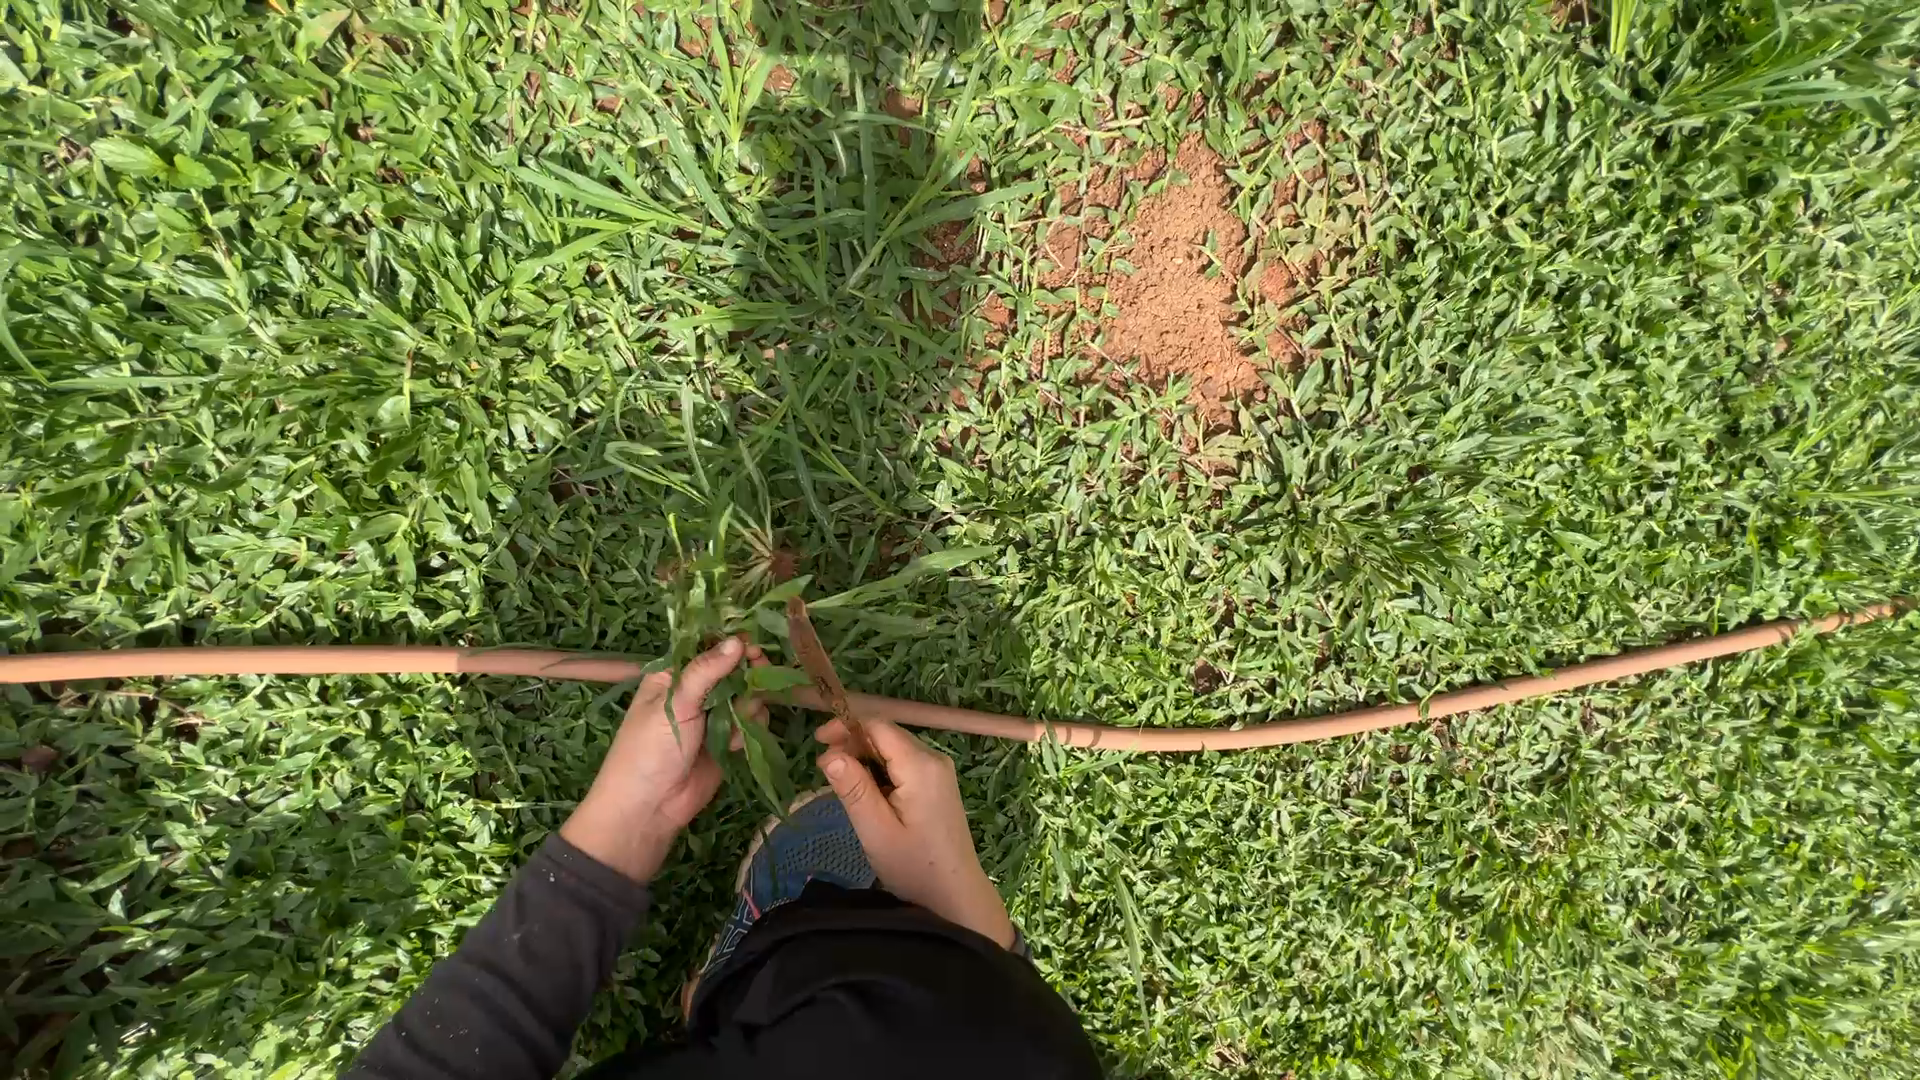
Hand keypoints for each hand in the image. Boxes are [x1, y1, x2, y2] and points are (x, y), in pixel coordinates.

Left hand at [561, 636, 762, 882]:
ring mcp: (713, 716)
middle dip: (748, 673)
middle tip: (761, 674)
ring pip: (747, 694)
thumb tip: (739, 640)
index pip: (707, 648)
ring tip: (744, 716)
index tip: (753, 646)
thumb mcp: (675, 704)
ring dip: (750, 703)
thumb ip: (707, 671)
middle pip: (733, 669)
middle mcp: (695, 691)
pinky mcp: (729, 739)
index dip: (732, 644)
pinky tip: (736, 742)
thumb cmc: (649, 750)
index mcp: (672, 676)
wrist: (648, 810)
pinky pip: (752, 721)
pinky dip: (749, 727)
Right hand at [816, 716, 1015, 948]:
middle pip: (887, 733)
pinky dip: (881, 767)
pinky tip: (867, 789)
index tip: (817, 742)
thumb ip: (853, 789)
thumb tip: (829, 754)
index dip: (846, 726)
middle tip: (824, 766)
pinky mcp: (938, 783)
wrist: (956, 894)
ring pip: (894, 747)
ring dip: (865, 755)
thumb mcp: (876, 831)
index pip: (879, 725)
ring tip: (841, 780)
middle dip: (853, 741)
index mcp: (920, 765)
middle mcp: (933, 758)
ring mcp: (939, 770)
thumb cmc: (914, 866)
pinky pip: (904, 762)